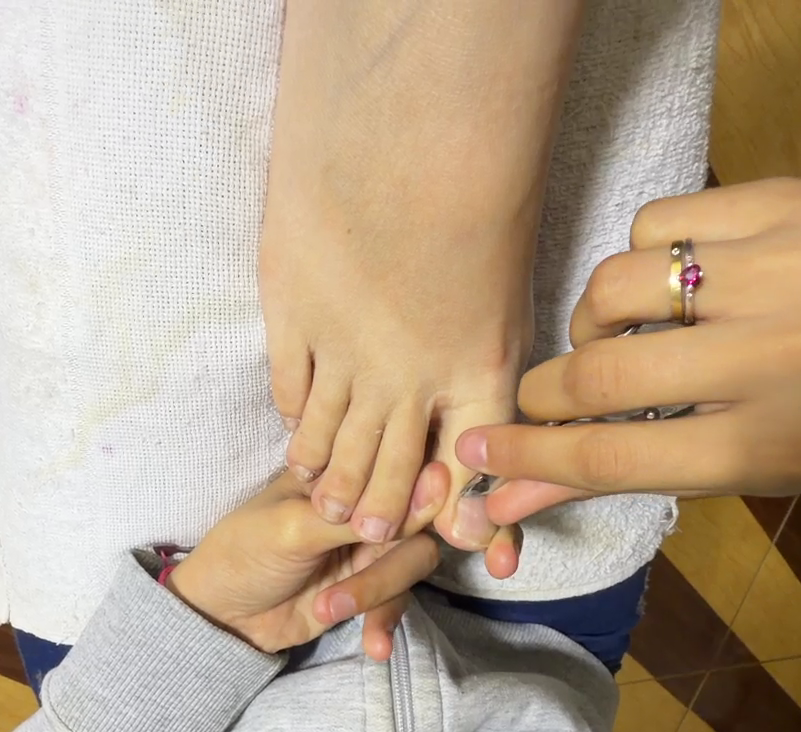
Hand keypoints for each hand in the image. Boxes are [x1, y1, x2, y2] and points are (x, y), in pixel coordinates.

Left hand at [166, 463, 449, 661]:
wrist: (222, 615)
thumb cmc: (244, 553)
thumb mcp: (294, 528)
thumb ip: (355, 515)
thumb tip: (423, 490)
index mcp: (342, 473)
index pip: (396, 468)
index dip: (418, 489)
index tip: (413, 513)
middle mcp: (363, 506)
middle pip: (416, 522)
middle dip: (390, 560)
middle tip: (358, 584)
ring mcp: (368, 548)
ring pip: (410, 564)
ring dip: (376, 592)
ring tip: (328, 610)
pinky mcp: (368, 588)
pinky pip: (396, 601)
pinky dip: (385, 622)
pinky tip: (374, 647)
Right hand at [259, 0, 580, 553]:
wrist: (417, 116)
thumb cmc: (484, 187)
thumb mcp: (508, 285)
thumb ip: (485, 358)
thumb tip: (471, 408)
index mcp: (475, 368)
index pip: (464, 468)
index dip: (462, 515)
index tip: (461, 546)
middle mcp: (407, 376)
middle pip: (384, 468)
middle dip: (377, 511)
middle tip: (361, 534)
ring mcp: (344, 349)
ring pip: (330, 440)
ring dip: (329, 475)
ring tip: (323, 496)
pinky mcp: (294, 313)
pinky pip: (292, 389)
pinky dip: (297, 417)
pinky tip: (298, 427)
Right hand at [454, 178, 800, 522]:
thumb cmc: (799, 434)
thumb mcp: (709, 471)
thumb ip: (602, 476)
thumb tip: (502, 496)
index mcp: (768, 441)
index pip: (613, 455)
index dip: (532, 456)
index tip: (480, 450)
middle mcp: (794, 350)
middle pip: (607, 371)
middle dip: (554, 388)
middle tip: (553, 394)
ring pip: (621, 278)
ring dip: (602, 314)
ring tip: (635, 333)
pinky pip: (661, 220)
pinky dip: (649, 257)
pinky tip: (685, 282)